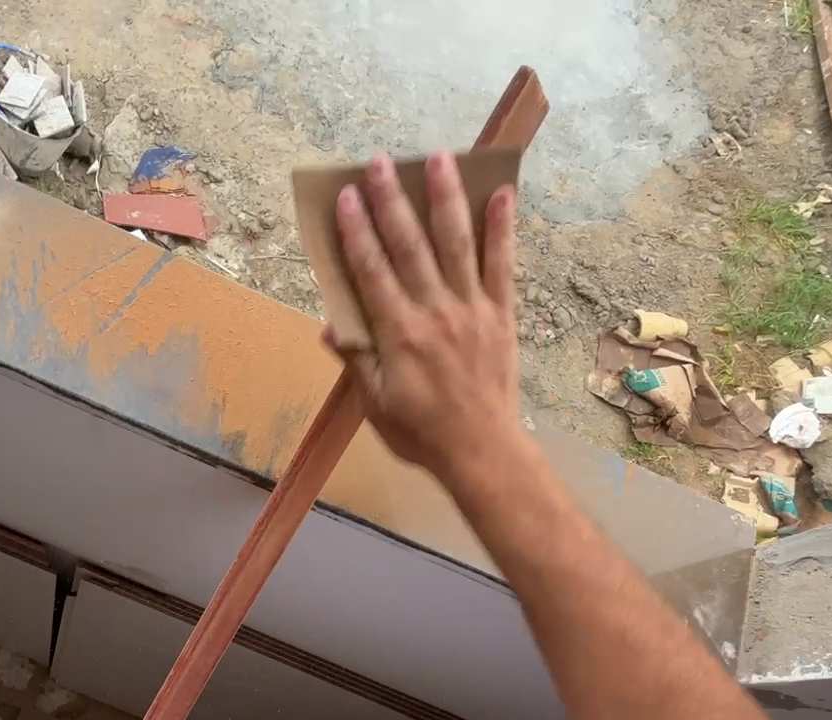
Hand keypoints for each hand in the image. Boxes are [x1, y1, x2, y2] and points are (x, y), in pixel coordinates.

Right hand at [326, 151, 522, 481]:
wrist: (480, 450)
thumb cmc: (420, 433)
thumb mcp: (374, 404)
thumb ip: (355, 360)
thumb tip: (329, 325)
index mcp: (398, 333)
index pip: (372, 271)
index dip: (357, 231)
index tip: (346, 196)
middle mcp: (434, 311)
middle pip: (410, 246)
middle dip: (392, 200)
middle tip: (380, 162)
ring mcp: (471, 309)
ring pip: (456, 243)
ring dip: (445, 198)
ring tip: (438, 157)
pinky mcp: (501, 315)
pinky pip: (502, 265)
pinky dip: (502, 230)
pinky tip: (502, 195)